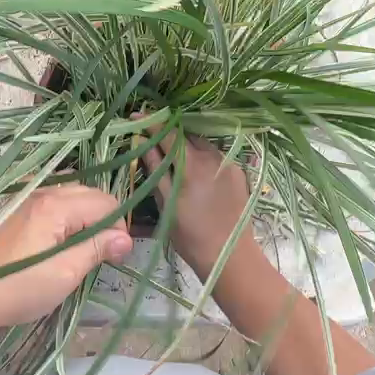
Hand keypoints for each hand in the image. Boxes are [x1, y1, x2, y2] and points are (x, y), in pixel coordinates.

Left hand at [0, 184, 133, 338]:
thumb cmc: (16, 288)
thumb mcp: (64, 273)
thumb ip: (96, 249)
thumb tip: (126, 238)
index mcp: (56, 205)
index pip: (105, 202)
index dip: (118, 228)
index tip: (114, 257)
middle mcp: (43, 192)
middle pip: (90, 194)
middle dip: (104, 220)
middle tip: (103, 255)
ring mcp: (28, 199)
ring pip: (73, 196)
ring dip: (86, 218)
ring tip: (83, 251)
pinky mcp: (18, 210)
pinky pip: (56, 203)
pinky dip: (69, 217)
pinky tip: (62, 244)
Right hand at [142, 123, 253, 276]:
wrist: (232, 258)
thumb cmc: (191, 236)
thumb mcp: (166, 204)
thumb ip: (155, 170)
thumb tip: (142, 143)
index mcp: (192, 164)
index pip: (168, 133)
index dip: (151, 123)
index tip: (136, 116)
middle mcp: (213, 156)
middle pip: (186, 135)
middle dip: (168, 133)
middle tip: (152, 139)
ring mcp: (229, 163)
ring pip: (201, 144)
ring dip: (186, 146)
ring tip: (173, 157)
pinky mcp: (238, 172)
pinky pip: (215, 156)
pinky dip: (201, 157)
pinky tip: (195, 173)